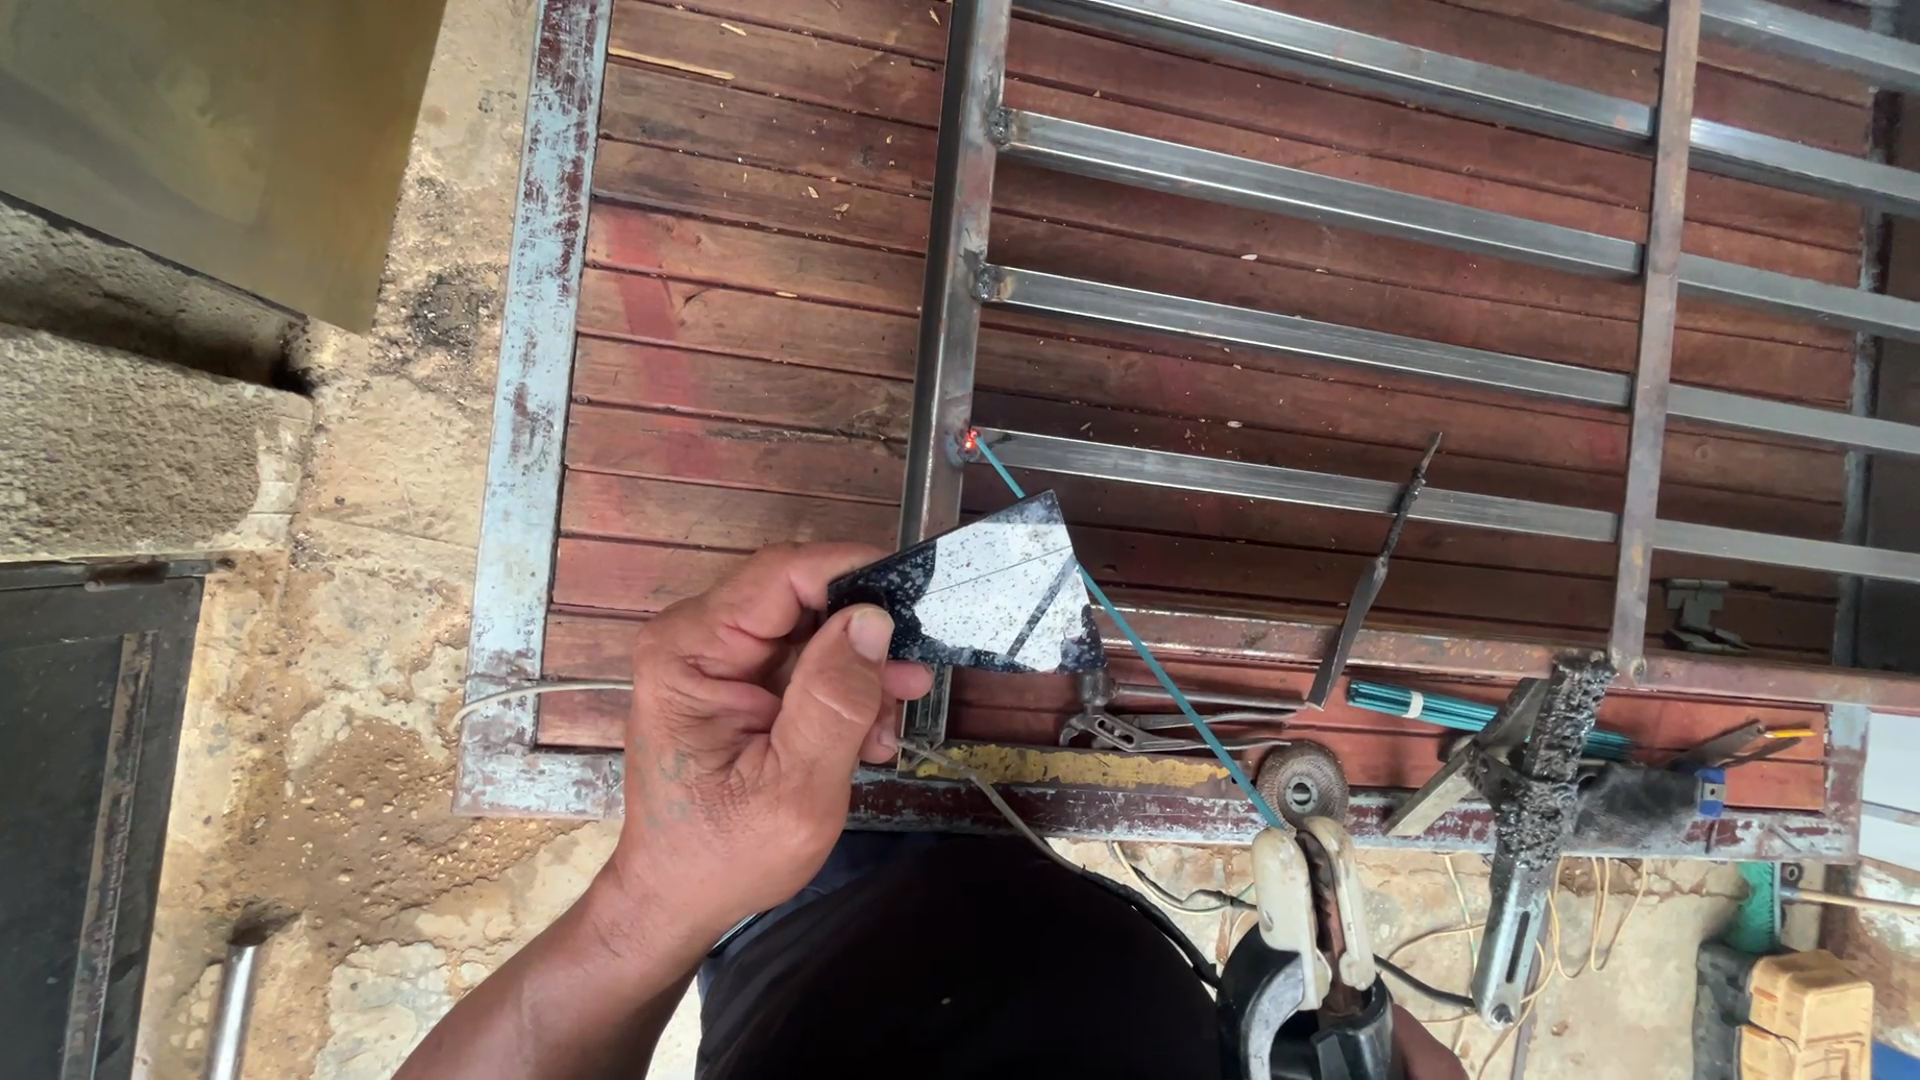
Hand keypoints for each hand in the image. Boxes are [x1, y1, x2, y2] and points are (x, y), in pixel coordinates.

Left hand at [604, 543, 934, 947]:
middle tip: (909, 685)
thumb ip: (835, 702)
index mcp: (692, 651)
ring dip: (861, 671)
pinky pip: (810, 658)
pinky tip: (866, 736)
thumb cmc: (725, 856)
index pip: (782, 574)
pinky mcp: (740, 678)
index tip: (915, 598)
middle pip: (803, 597)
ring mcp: (719, 657)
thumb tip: (873, 619)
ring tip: (885, 730)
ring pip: (816, 627)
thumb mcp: (794, 790)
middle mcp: (699, 637)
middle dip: (864, 636)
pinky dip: (846, 689)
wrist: (679, 899)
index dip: (853, 572)